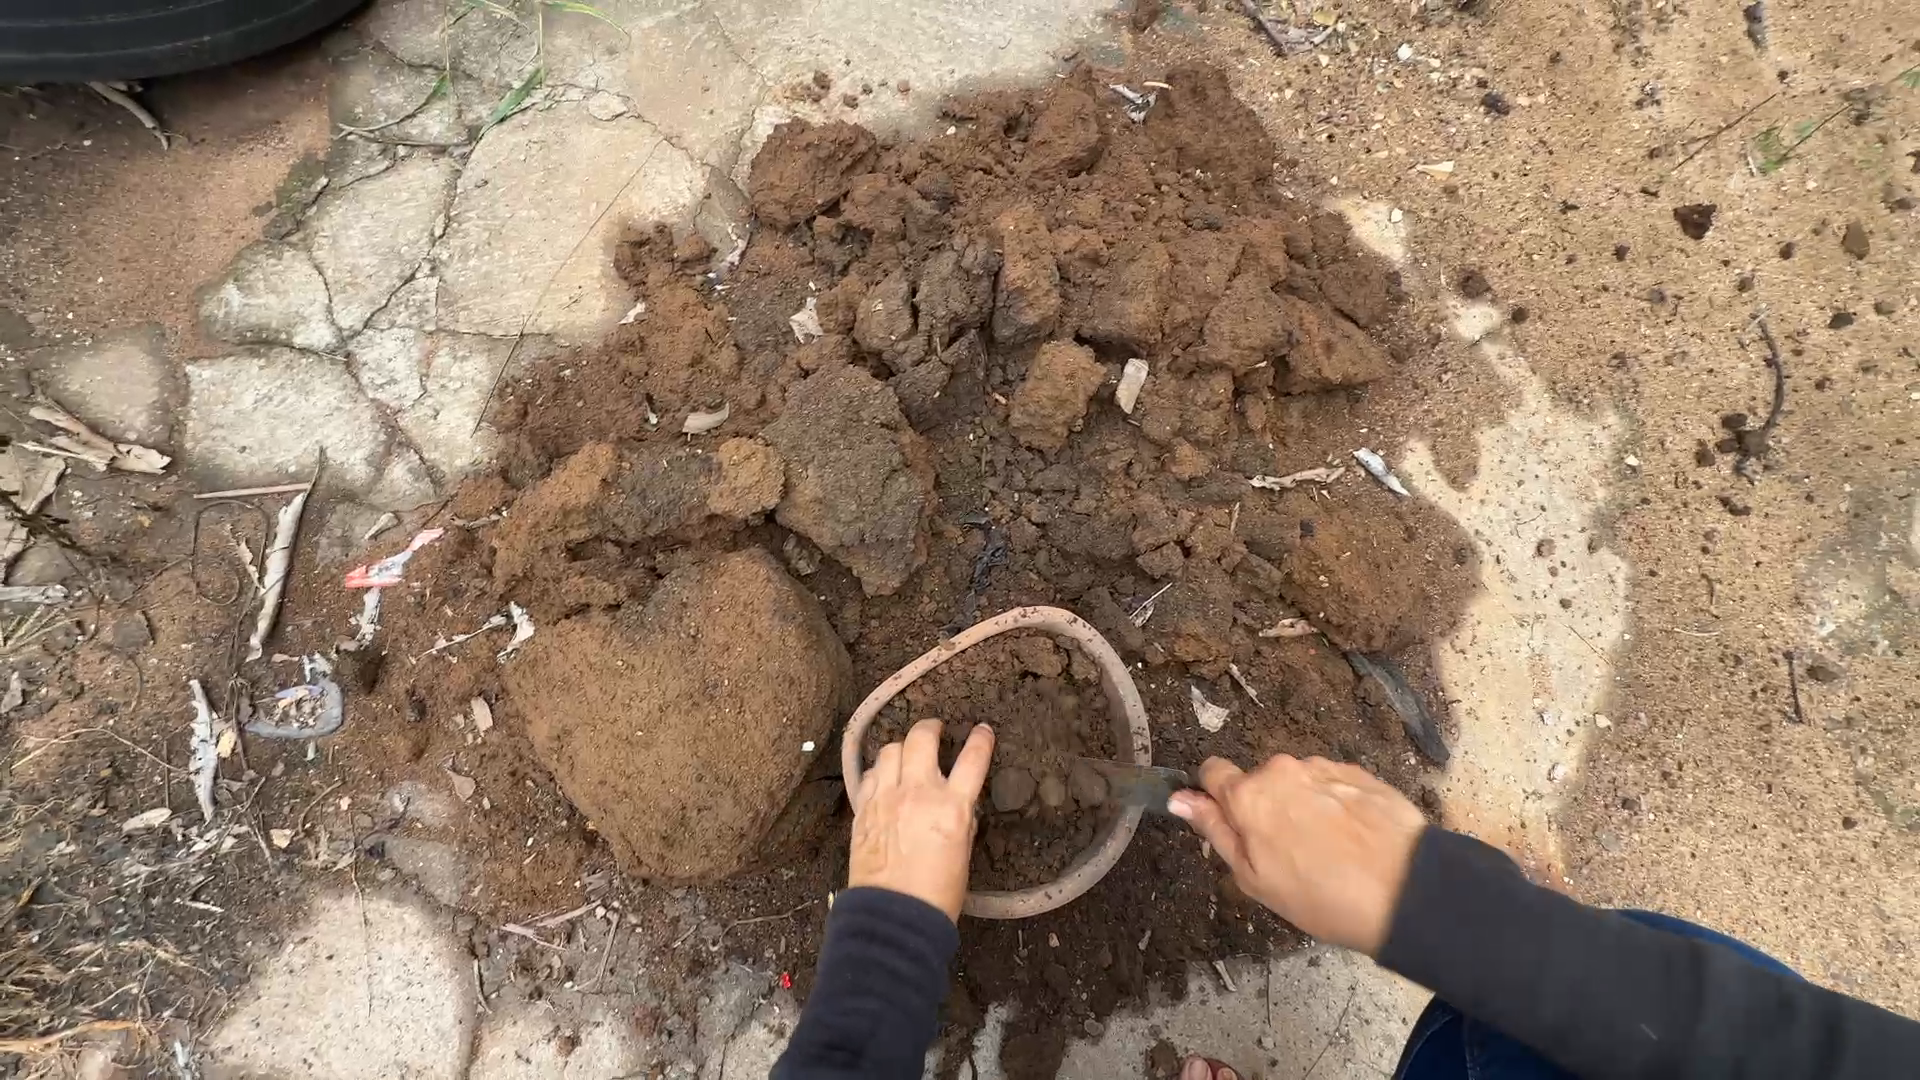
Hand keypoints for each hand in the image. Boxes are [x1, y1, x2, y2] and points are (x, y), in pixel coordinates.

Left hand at [849, 719, 994, 922]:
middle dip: (931, 727)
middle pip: (922, 738)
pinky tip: (885, 779)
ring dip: (902, 748)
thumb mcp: (962, 851)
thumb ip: (960, 818)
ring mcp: (886, 798)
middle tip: (936, 729)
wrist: (892, 917)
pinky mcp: (864, 809)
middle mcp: (918, 793)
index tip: (983, 730)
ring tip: (907, 754)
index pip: (972, 759)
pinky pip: (871, 774)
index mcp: (951, 807)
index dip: (981, 740)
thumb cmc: (937, 894)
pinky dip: (881, 770)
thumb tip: (957, 801)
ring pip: (891, 749)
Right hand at [1168, 754, 1425, 954]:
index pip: (1211, 771)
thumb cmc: (1322, 895)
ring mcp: (1321, 767)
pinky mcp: (1358, 772)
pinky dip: (1335, 804)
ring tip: (1329, 848)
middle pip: (1258, 780)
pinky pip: (1331, 783)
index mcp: (1247, 794)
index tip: (1236, 825)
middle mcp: (1279, 769)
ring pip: (1296, 782)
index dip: (1217, 797)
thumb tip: (1178, 797)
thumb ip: (1214, 830)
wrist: (1410, 892)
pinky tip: (1354, 838)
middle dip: (1265, 806)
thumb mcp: (1254, 877)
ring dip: (1302, 805)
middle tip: (1289, 851)